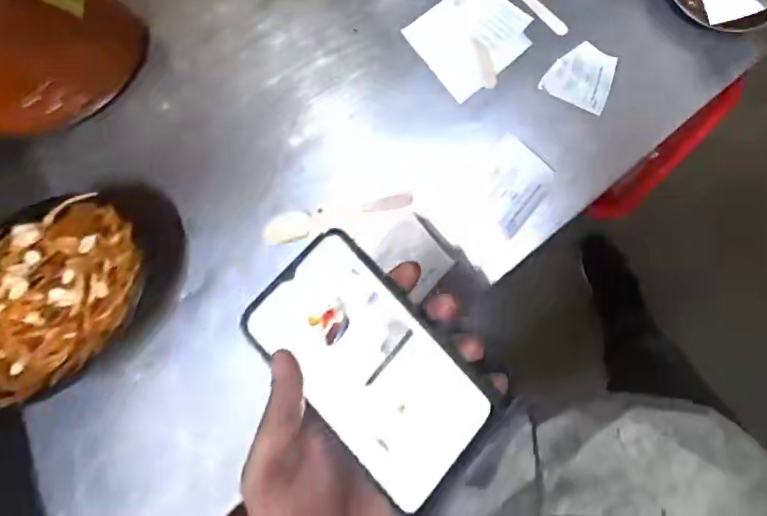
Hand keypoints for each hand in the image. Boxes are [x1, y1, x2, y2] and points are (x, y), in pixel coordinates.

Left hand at [240, 262, 499, 515]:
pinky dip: (481, 390)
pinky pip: (457, 410)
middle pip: (410, 339)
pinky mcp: (425, 444)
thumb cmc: (289, 507)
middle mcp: (374, 392)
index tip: (408, 274)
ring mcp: (402, 416)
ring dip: (460, 345)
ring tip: (470, 346)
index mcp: (339, 387)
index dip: (387, 295)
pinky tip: (493, 381)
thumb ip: (281, 412)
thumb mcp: (272, 461)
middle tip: (445, 305)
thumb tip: (283, 352)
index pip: (365, 330)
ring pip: (438, 366)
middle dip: (432, 313)